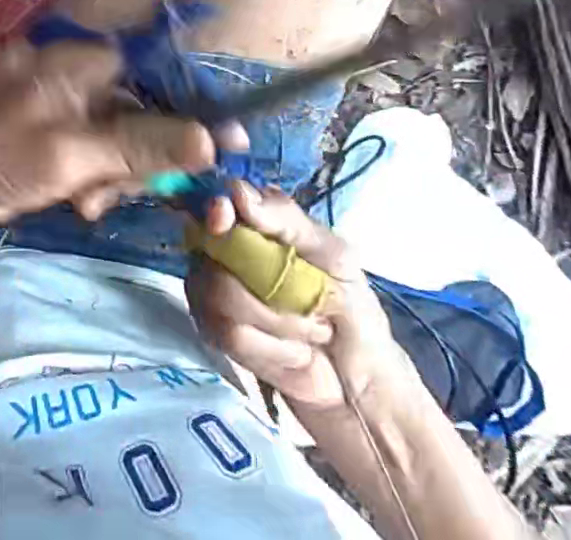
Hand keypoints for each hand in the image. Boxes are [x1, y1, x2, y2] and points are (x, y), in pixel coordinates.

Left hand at [0, 42, 217, 229]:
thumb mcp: (72, 156)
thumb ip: (139, 144)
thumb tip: (210, 139)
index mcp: (72, 61)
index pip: (146, 75)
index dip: (176, 111)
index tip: (206, 147)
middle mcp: (63, 67)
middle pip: (130, 108)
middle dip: (132, 156)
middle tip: (113, 192)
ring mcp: (47, 94)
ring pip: (108, 130)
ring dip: (108, 171)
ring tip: (85, 201)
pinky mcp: (36, 120)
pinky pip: (82, 139)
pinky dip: (85, 169)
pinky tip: (72, 196)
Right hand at [186, 181, 415, 412]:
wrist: (360, 378)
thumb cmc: (348, 304)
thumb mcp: (333, 254)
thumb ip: (285, 219)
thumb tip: (237, 193)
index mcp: (250, 220)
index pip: (213, 201)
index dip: (213, 208)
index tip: (224, 218)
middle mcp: (220, 249)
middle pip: (211, 249)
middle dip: (269, 280)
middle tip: (310, 297)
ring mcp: (210, 289)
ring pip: (220, 294)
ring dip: (279, 320)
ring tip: (309, 328)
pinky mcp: (212, 330)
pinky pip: (232, 333)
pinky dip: (275, 347)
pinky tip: (294, 350)